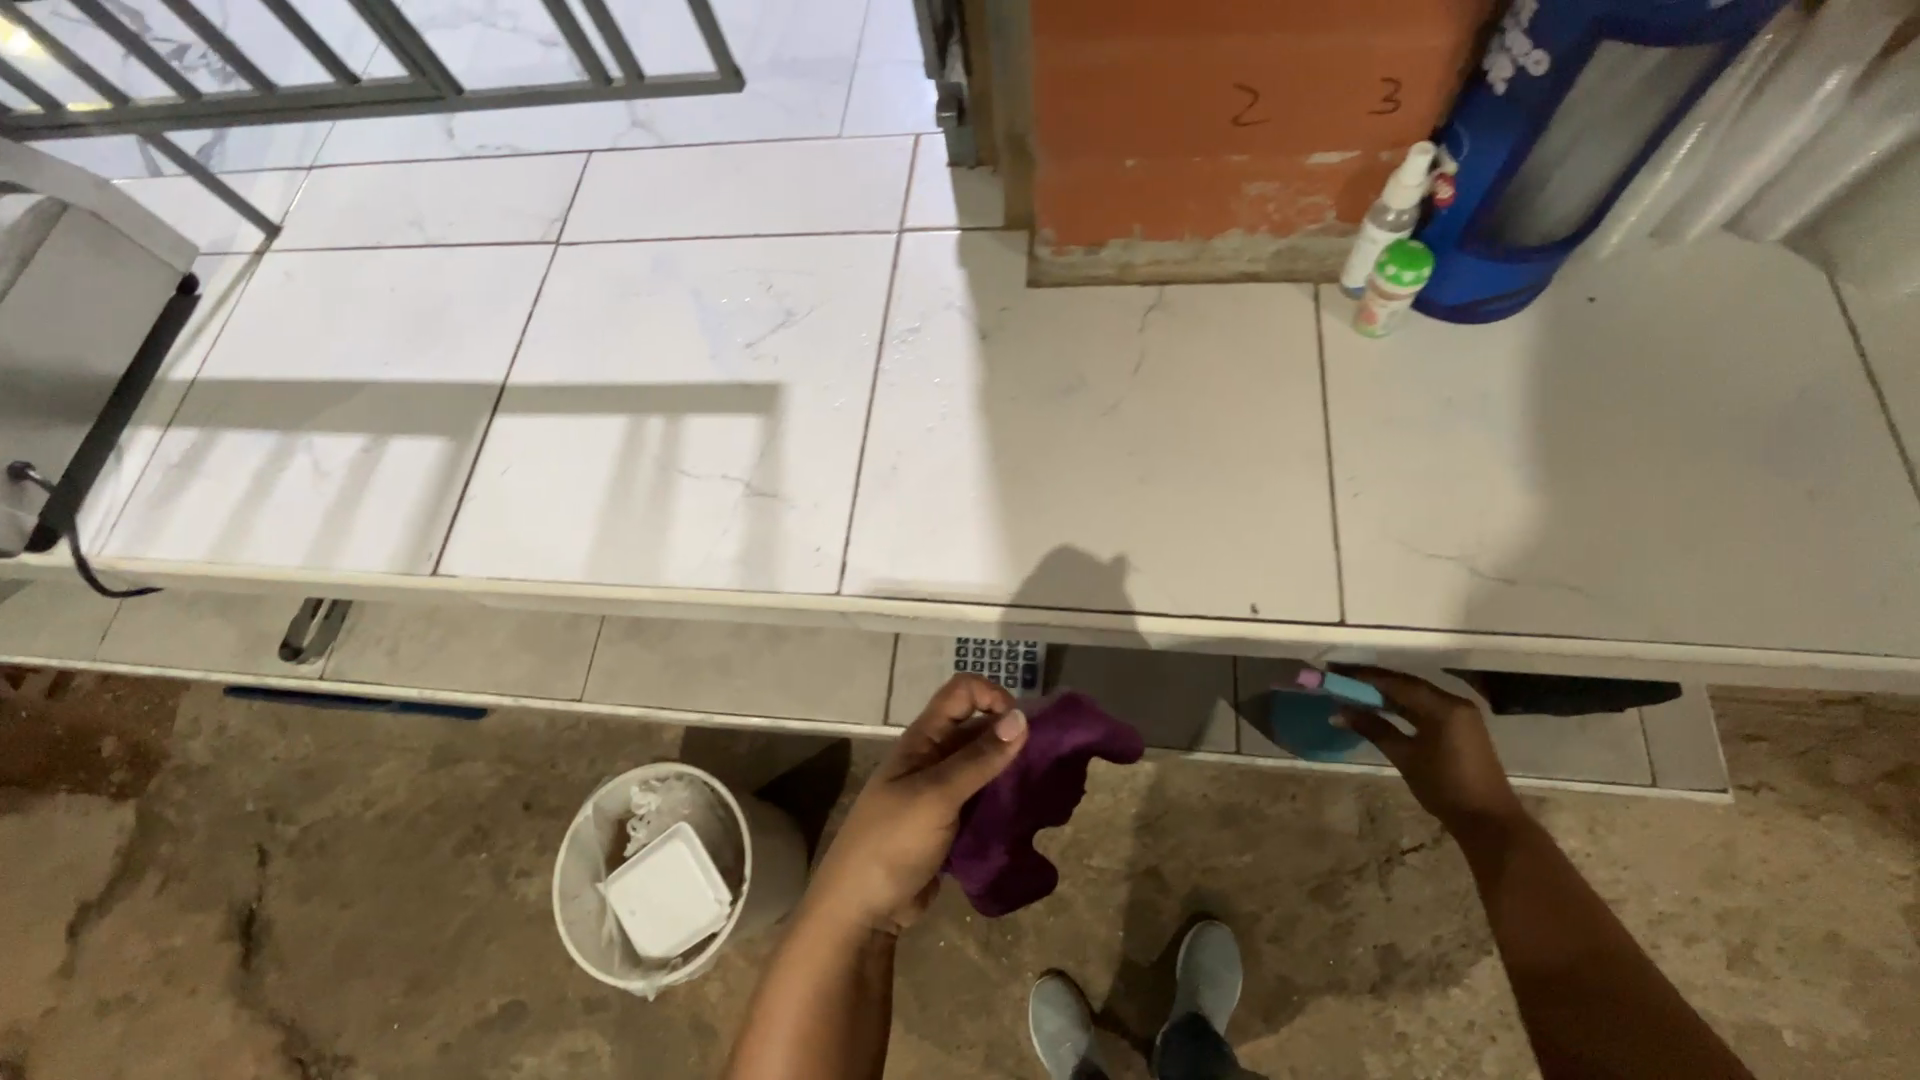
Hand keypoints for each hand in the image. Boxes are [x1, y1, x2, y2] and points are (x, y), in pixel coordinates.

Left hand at [804, 675, 1028, 935]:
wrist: (862, 909)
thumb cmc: (892, 842)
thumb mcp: (936, 796)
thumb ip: (979, 759)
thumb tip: (1022, 717)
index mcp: (922, 740)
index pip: (961, 693)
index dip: (992, 695)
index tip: (1021, 726)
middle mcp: (933, 758)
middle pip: (977, 729)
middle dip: (1010, 736)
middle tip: (1046, 760)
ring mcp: (941, 793)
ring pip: (984, 767)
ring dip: (1011, 771)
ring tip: (1044, 785)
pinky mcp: (951, 824)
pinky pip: (983, 800)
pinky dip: (1004, 801)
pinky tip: (1028, 811)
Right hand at [1335, 667, 1524, 836]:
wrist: (1488, 819)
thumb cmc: (1444, 787)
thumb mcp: (1405, 757)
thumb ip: (1374, 729)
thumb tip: (1339, 712)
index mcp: (1444, 707)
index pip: (1398, 683)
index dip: (1365, 676)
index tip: (1337, 671)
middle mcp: (1454, 703)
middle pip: (1407, 685)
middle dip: (1374, 681)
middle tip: (1342, 678)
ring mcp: (1459, 714)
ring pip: (1416, 695)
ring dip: (1387, 693)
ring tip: (1355, 691)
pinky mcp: (1459, 727)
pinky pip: (1425, 707)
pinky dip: (1401, 706)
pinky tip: (1380, 708)